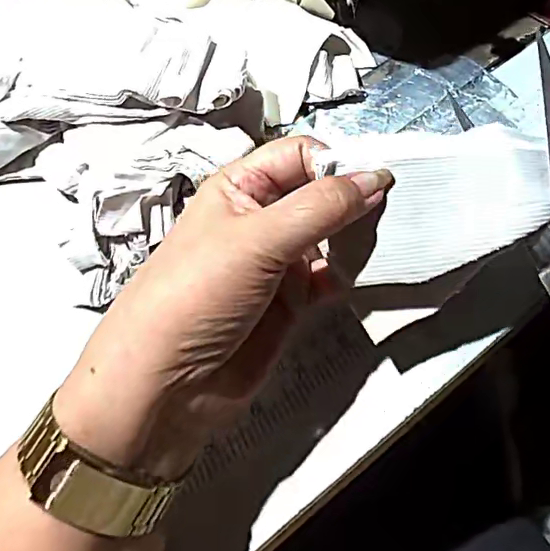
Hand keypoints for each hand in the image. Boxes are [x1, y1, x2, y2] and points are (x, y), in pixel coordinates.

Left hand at [51, 137, 390, 478]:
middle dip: (354, 195)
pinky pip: (335, 273)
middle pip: (323, 190)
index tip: (370, 180)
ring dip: (358, 233)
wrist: (161, 396)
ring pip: (334, 231)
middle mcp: (262, 217)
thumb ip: (321, 207)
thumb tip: (374, 179)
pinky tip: (368, 271)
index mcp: (241, 187)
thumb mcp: (257, 241)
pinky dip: (354, 271)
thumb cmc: (189, 300)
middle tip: (388, 206)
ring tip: (385, 237)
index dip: (336, 162)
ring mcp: (279, 259)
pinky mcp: (293, 298)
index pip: (301, 154)